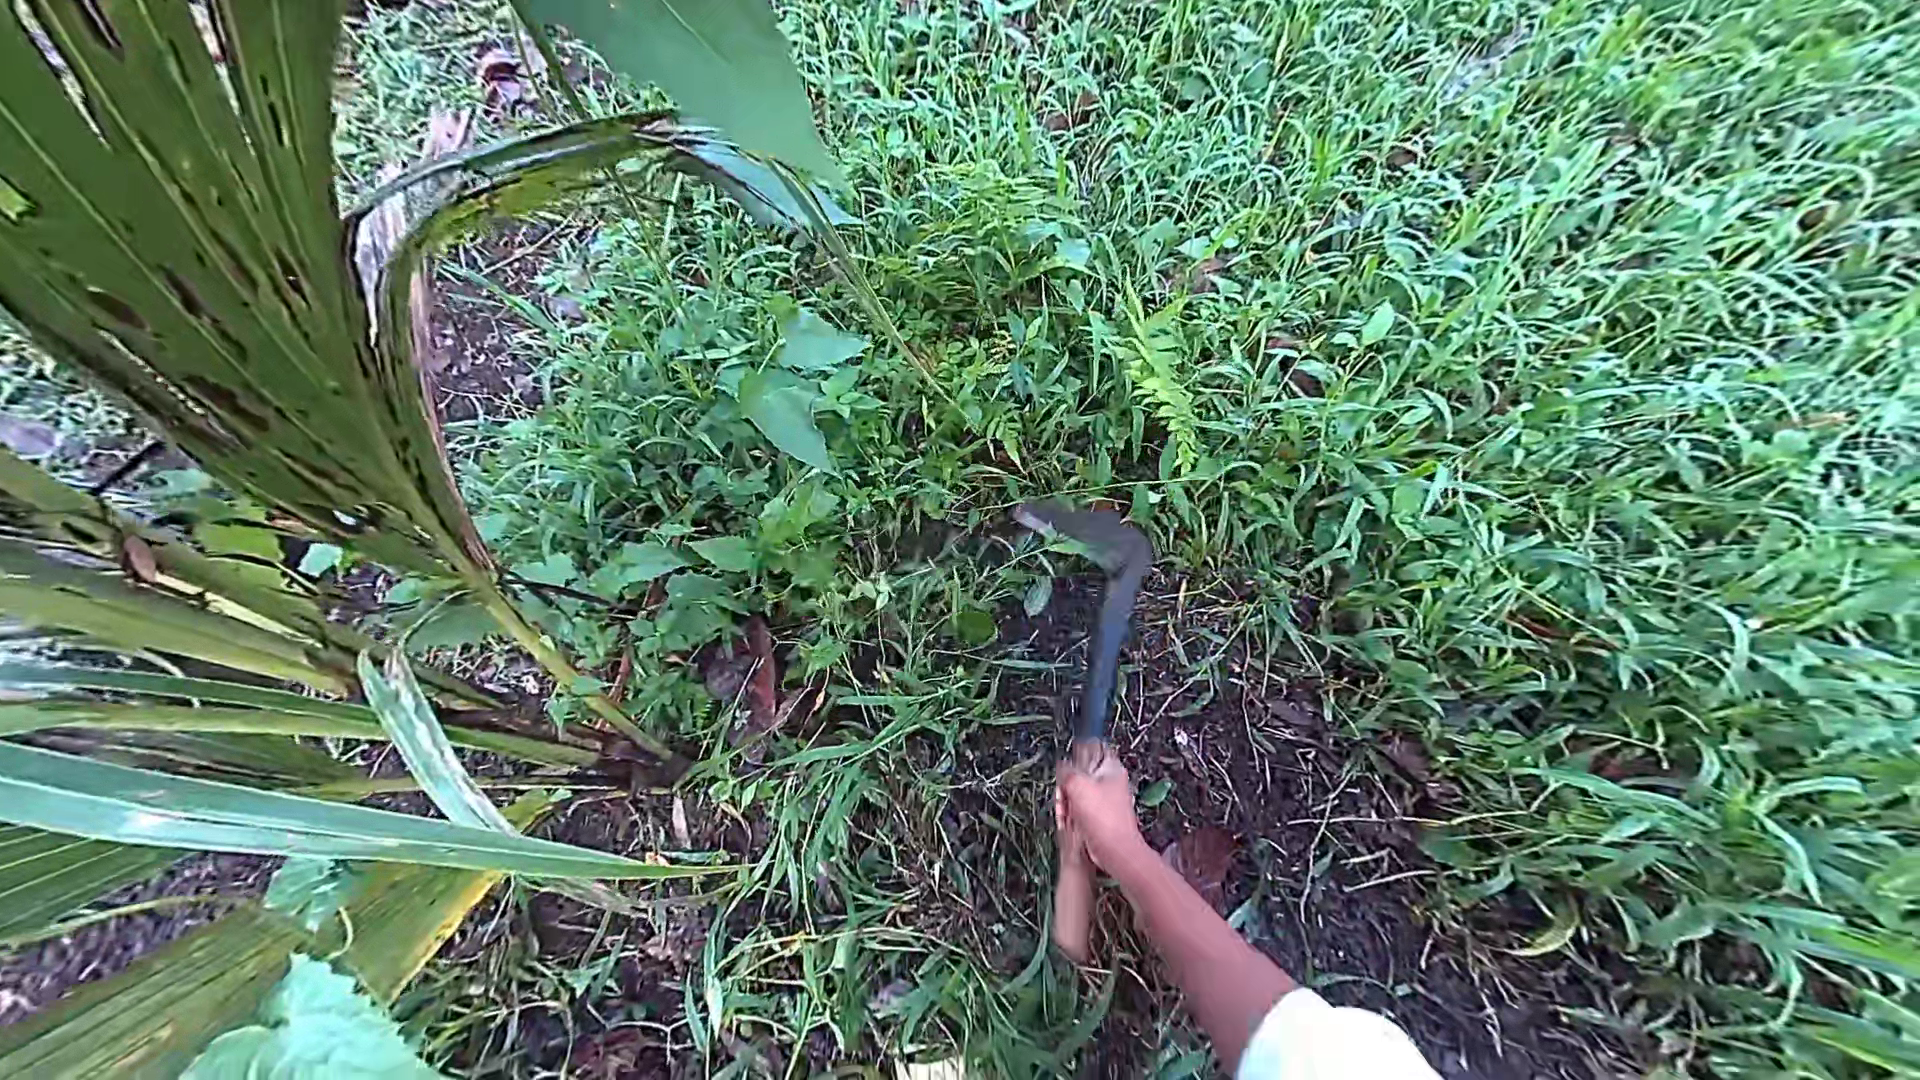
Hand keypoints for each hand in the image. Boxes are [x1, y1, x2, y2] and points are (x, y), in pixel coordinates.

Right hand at [1055, 749, 1147, 873]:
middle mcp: (1110, 782)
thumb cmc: (1103, 817)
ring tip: (1066, 812)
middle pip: (1080, 774)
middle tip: (1064, 794)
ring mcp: (1105, 800)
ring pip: (1077, 793)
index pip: (1091, 750)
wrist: (1114, 851)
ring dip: (1067, 802)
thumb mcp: (1077, 784)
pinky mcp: (1099, 817)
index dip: (1076, 756)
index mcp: (1111, 768)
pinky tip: (1068, 821)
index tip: (1067, 766)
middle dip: (1067, 785)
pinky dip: (1071, 815)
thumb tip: (1062, 768)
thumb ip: (1066, 771)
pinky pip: (1079, 809)